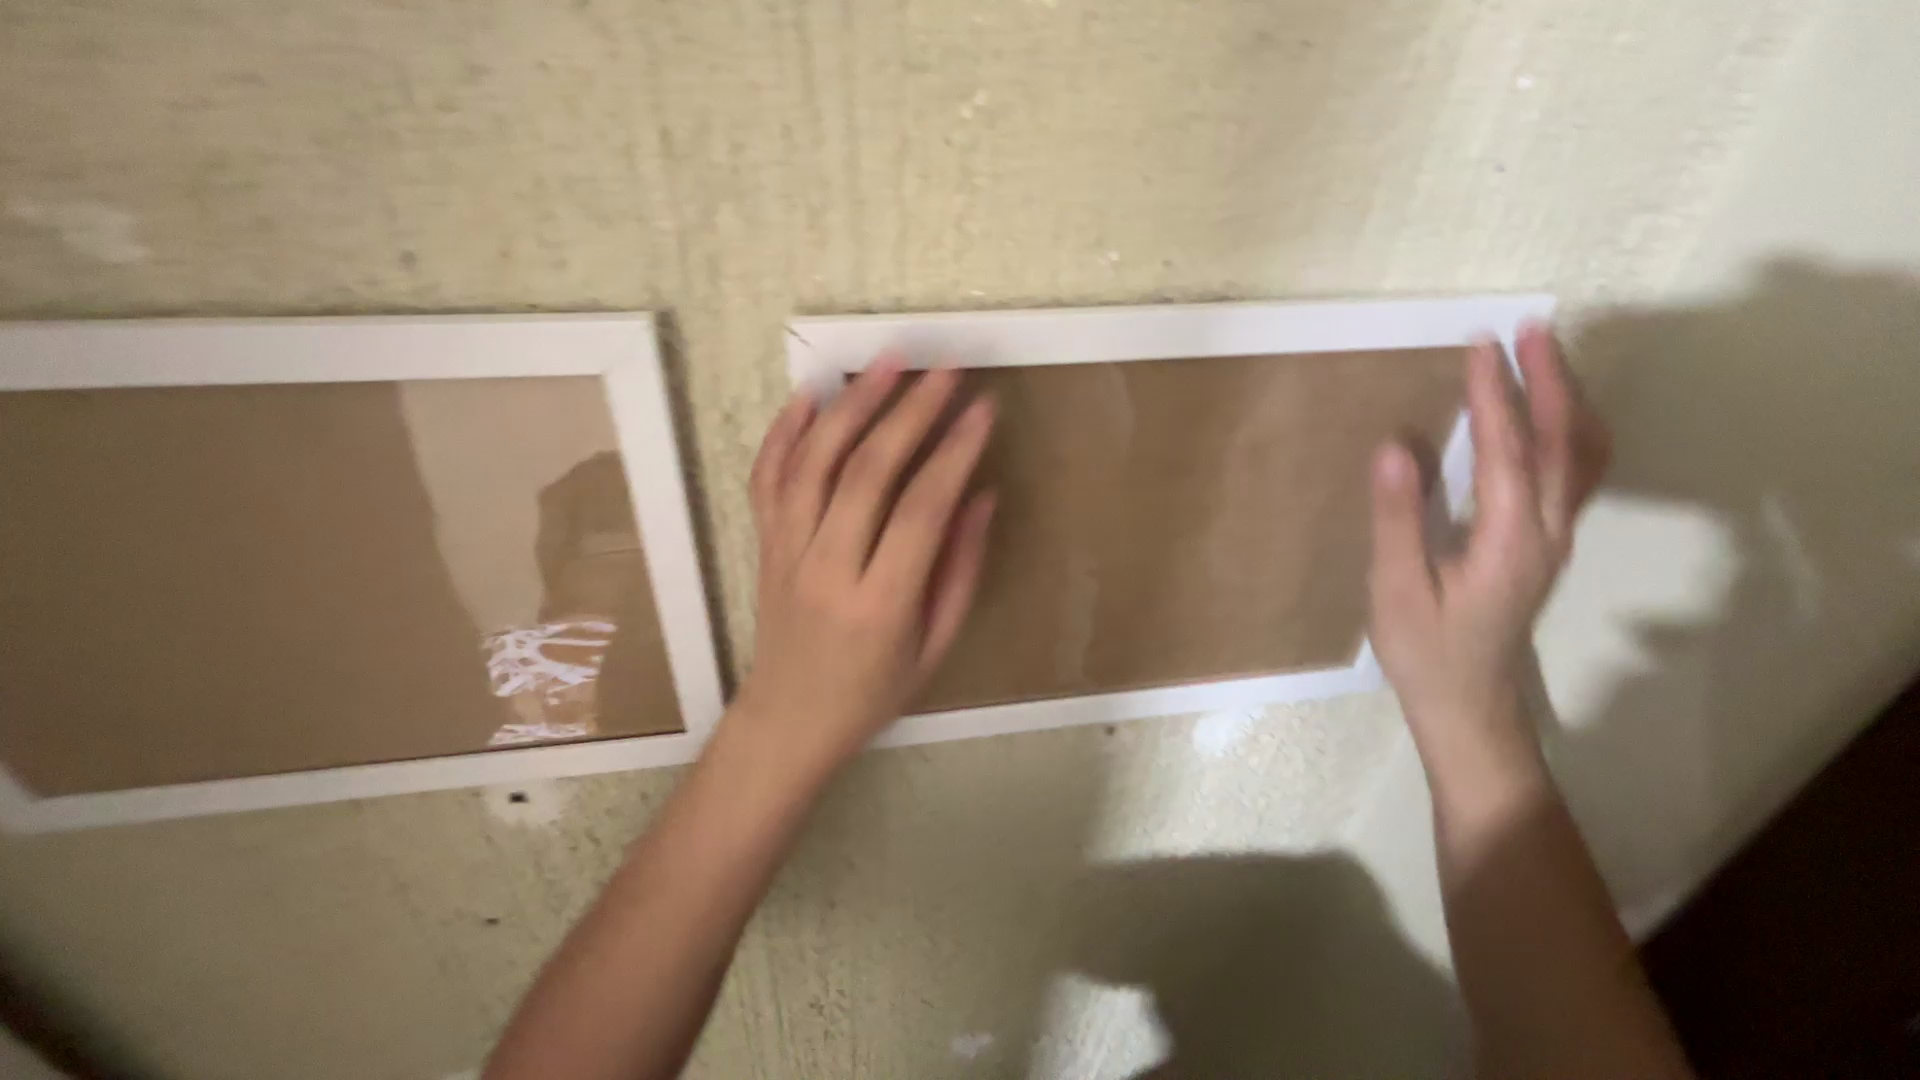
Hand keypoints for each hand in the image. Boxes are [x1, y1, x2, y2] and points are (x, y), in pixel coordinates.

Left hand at [730, 359, 997, 769]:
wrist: (789, 719)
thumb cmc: (873, 692)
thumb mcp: (934, 646)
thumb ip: (959, 570)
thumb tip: (981, 495)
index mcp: (880, 603)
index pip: (921, 510)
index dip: (955, 453)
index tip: (983, 408)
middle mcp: (827, 568)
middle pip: (865, 472)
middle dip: (910, 411)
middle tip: (944, 368)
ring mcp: (787, 551)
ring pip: (814, 463)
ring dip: (851, 404)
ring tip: (887, 360)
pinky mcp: (764, 543)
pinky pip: (767, 478)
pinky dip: (785, 431)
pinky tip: (810, 394)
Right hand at [1368, 324, 1610, 776]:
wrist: (1469, 703)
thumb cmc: (1425, 651)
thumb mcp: (1395, 589)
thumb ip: (1398, 518)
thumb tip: (1396, 447)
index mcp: (1507, 541)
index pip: (1507, 451)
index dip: (1495, 395)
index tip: (1482, 346)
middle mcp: (1546, 531)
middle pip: (1563, 441)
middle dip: (1550, 380)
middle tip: (1529, 329)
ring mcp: (1554, 537)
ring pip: (1579, 454)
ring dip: (1566, 400)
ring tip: (1544, 358)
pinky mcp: (1547, 543)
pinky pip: (1573, 473)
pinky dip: (1568, 431)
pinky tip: (1549, 417)